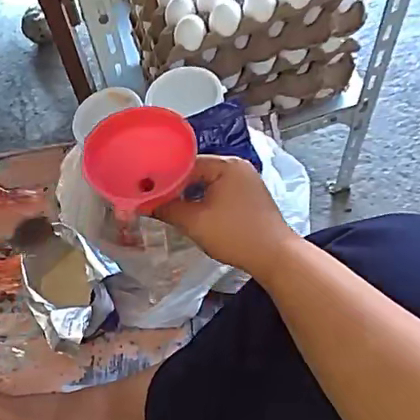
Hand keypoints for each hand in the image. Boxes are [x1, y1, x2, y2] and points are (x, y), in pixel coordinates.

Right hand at [153, 155, 303, 277]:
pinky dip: (206, 202)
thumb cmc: (234, 235)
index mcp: (226, 165)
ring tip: (171, 209)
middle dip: (177, 187)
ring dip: (191, 196)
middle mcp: (238, 167)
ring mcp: (247, 182)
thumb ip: (167, 209)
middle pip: (197, 172)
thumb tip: (145, 204)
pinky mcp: (250, 197)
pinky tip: (194, 215)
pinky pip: (220, 193)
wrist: (275, 256)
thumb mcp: (195, 222)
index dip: (164, 177)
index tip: (147, 190)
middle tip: (155, 201)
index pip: (186, 163)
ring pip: (208, 184)